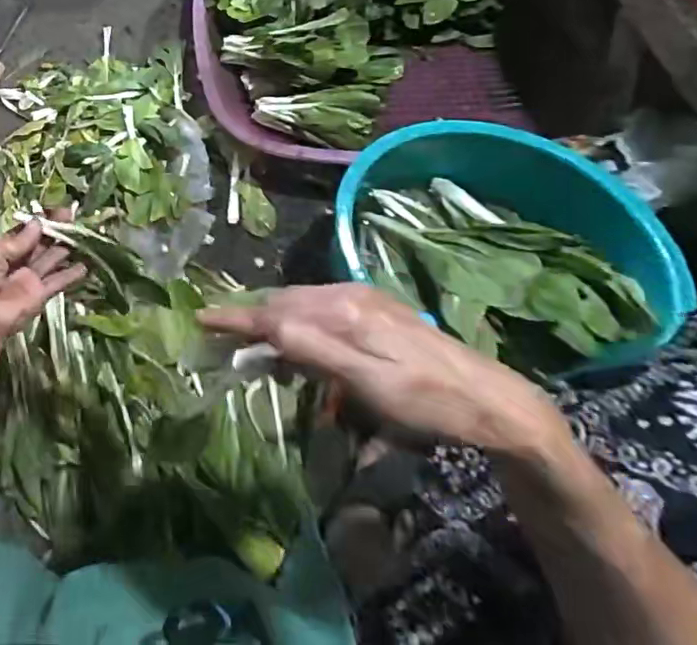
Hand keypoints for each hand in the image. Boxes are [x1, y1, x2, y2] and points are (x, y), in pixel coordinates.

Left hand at [0, 217, 84, 373]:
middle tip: (74, 217)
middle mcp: (19, 262)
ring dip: (66, 248)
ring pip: (52, 259)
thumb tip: (38, 223)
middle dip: (56, 231)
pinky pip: (58, 281)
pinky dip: (71, 275)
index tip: (59, 210)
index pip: (26, 232)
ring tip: (84, 236)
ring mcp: (31, 279)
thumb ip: (18, 240)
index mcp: (2, 249)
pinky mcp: (40, 295)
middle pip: (41, 244)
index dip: (41, 222)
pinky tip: (85, 265)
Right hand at [198, 284, 568, 460]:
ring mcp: (363, 297)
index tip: (200, 318)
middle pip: (283, 301)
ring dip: (274, 319)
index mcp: (344, 311)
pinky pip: (319, 305)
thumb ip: (315, 350)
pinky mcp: (375, 306)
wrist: (496, 402)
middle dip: (251, 318)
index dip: (235, 317)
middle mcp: (348, 293)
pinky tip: (301, 338)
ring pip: (300, 301)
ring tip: (258, 344)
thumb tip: (265, 325)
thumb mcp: (369, 386)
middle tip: (225, 340)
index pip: (274, 311)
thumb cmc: (428, 403)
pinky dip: (298, 319)